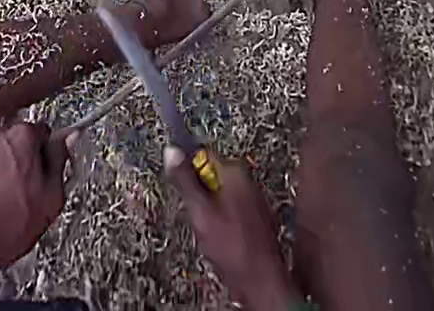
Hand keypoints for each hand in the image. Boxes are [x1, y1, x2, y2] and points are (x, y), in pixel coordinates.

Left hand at [0, 122, 71, 279]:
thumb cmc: (0, 228)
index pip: (43, 133)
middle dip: (19, 164)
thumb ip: (61, 162)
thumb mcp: (50, 200)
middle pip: (14, 144)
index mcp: (22, 136)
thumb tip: (66, 141)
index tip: (44, 173)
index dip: (46, 156)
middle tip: (22, 194)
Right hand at [164, 147, 302, 310]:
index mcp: (235, 171)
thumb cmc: (233, 248)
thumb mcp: (200, 211)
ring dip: (211, 213)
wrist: (261, 282)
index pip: (203, 156)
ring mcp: (254, 199)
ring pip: (220, 198)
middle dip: (201, 197)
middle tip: (200, 218)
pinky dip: (224, 225)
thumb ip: (185, 180)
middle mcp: (248, 180)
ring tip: (212, 234)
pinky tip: (223, 242)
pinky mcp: (257, 218)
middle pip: (212, 178)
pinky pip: (231, 213)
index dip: (189, 175)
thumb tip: (172, 152)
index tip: (186, 192)